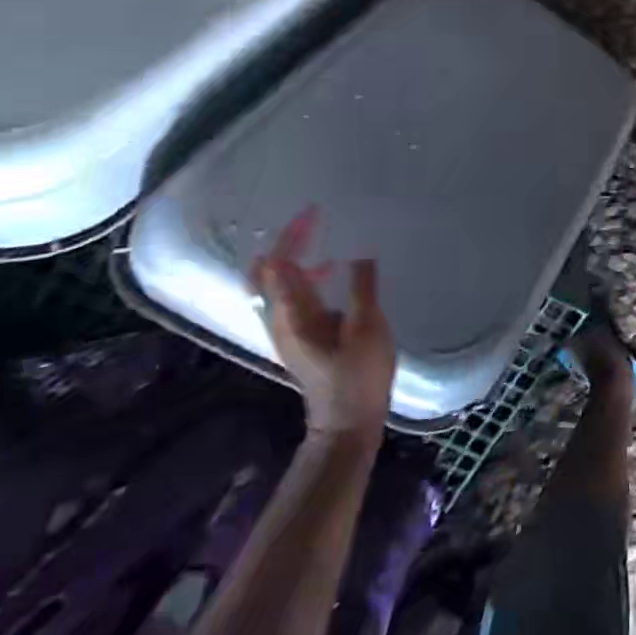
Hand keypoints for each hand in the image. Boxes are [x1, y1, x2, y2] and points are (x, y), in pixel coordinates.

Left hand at [254, 207, 396, 438]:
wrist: (348, 421)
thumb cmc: (358, 375)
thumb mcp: (368, 328)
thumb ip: (361, 289)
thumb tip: (360, 254)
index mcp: (292, 315)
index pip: (278, 264)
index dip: (292, 235)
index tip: (314, 212)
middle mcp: (280, 320)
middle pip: (268, 272)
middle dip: (287, 242)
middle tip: (314, 220)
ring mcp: (288, 330)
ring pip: (278, 284)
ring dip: (296, 257)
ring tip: (324, 238)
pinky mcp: (301, 336)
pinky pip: (294, 296)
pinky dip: (306, 275)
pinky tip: (333, 273)